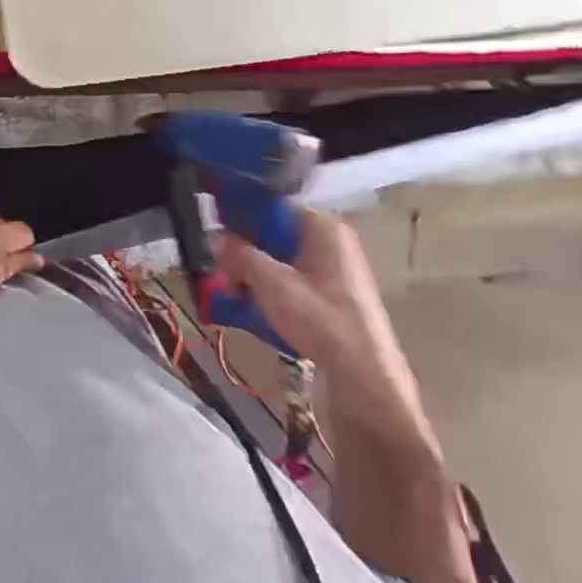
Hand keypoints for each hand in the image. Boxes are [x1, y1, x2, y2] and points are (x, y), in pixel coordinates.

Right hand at [215, 207, 423, 423]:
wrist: (365, 375)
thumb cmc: (320, 320)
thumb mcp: (271, 284)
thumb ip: (240, 255)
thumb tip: (218, 239)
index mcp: (321, 228)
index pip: (271, 207)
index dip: (240, 219)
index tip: (216, 238)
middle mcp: (330, 240)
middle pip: (273, 235)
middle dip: (244, 255)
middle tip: (224, 276)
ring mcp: (333, 267)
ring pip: (279, 259)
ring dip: (254, 275)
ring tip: (235, 296)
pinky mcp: (332, 292)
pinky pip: (291, 278)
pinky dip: (271, 289)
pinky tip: (256, 308)